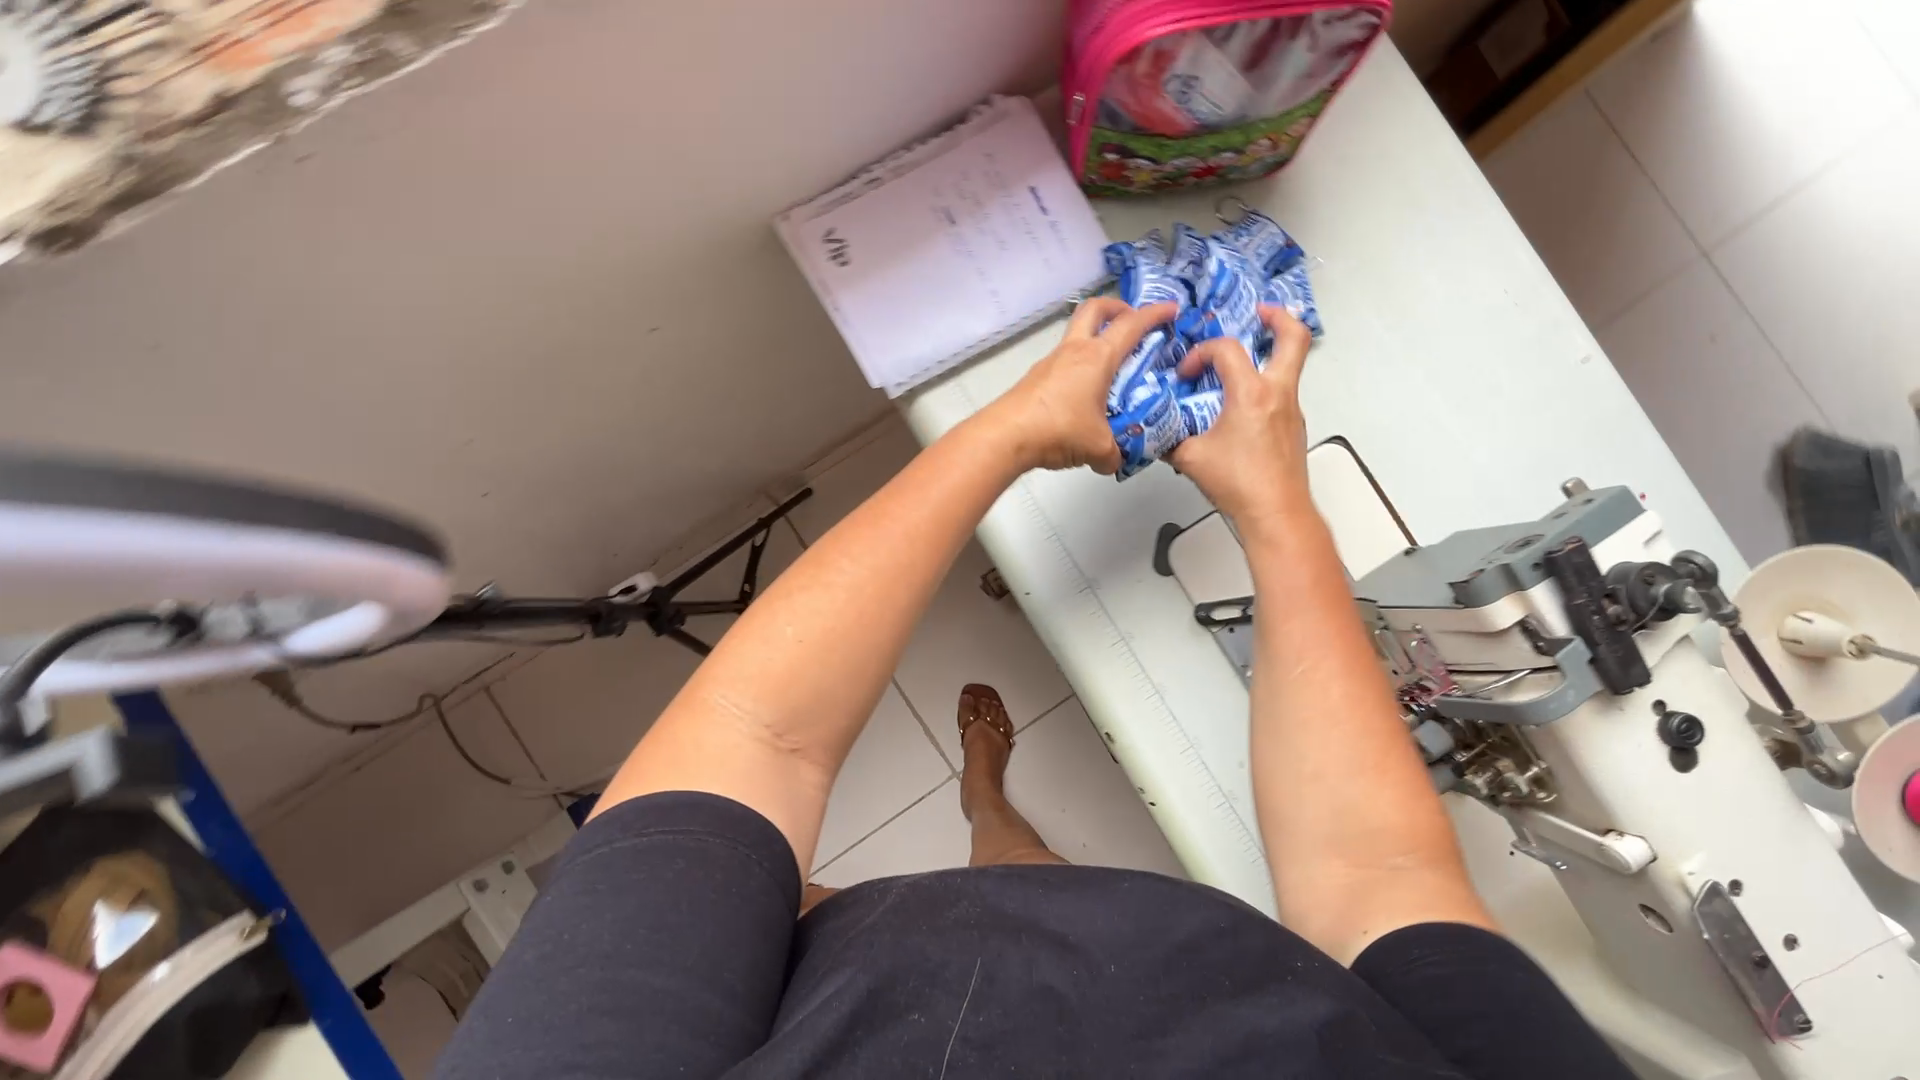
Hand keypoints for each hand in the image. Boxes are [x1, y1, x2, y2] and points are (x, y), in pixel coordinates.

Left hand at [987, 297, 1175, 473]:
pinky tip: (1085, 395)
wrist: (1005, 436)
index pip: (1131, 325)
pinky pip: (1063, 363)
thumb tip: (1114, 461)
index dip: (1154, 314)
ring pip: (1076, 335)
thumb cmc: (1058, 430)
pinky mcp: (1035, 379)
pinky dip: (1079, 368)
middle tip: (1132, 322)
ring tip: (1111, 366)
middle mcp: (1074, 351)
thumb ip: (1114, 454)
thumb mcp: (1098, 448)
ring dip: (1095, 339)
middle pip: (1095, 309)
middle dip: (1117, 308)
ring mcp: (1051, 362)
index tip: (1171, 310)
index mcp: (1098, 358)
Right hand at [1167, 305, 1313, 535]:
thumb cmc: (1238, 484)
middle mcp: (1278, 394)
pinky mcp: (1293, 429)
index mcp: (1251, 394)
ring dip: (1268, 356)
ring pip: (1289, 366)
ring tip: (1241, 364)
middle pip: (1294, 338)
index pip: (1227, 350)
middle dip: (1278, 318)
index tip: (1188, 374)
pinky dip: (1263, 389)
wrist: (1276, 513)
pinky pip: (1281, 394)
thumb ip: (1172, 439)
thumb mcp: (1191, 458)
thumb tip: (1158, 434)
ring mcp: (1291, 410)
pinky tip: (1240, 409)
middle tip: (1259, 313)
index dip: (1202, 353)